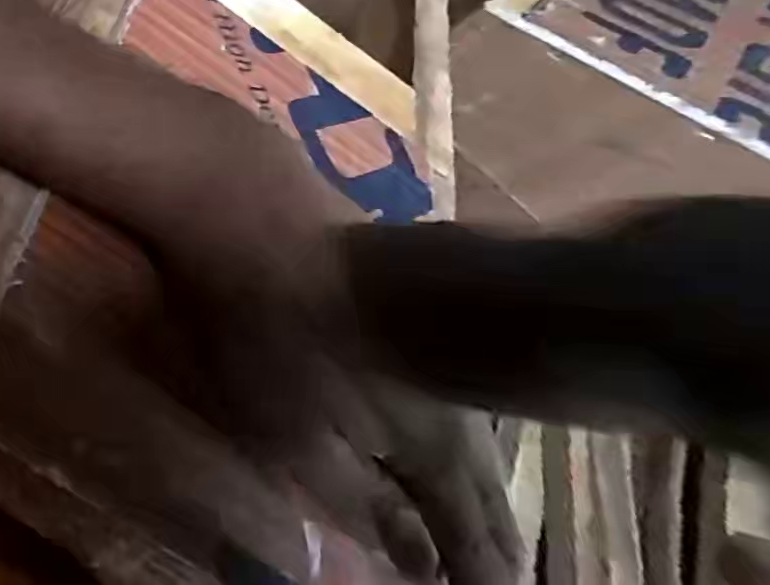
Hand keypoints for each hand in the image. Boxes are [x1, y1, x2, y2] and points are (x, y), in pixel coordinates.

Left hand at [162, 224, 523, 584]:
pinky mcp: (412, 314)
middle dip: (496, 543)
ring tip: (493, 528)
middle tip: (505, 576)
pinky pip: (454, 396)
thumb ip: (362, 501)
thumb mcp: (295, 437)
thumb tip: (422, 564)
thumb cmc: (267, 336)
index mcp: (433, 447)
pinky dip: (460, 437)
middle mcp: (453, 404)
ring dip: (484, 492)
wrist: (265, 220)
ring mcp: (433, 354)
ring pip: (475, 442)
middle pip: (488, 492)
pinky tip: (456, 438)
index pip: (475, 540)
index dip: (485, 582)